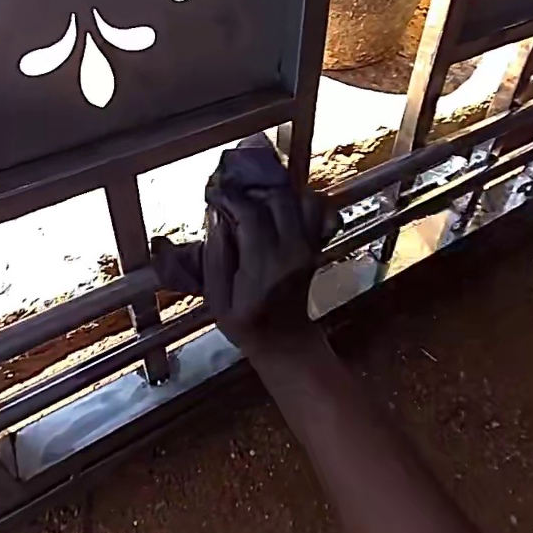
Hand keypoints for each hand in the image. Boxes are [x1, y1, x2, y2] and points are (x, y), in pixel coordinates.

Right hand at [202, 182, 326, 359]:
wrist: (286, 340)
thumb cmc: (246, 322)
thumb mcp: (216, 298)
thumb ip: (214, 257)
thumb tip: (217, 216)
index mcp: (264, 265)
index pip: (251, 213)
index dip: (230, 197)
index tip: (214, 194)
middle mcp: (293, 250)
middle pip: (279, 199)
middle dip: (253, 191)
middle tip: (235, 197)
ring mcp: (309, 246)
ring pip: (303, 200)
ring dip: (278, 194)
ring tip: (257, 201)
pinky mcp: (317, 245)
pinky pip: (317, 211)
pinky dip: (302, 202)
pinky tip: (282, 209)